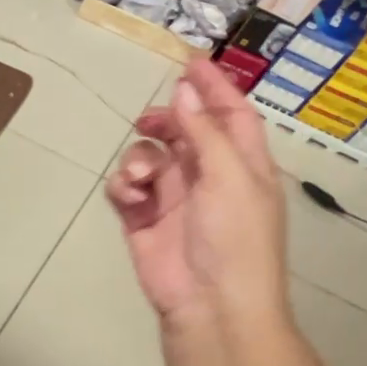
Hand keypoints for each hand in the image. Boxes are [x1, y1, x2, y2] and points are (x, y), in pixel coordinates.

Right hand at [106, 59, 288, 333]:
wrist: (210, 303)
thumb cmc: (235, 239)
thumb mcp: (228, 177)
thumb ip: (205, 133)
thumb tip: (185, 92)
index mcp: (243, 165)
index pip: (231, 115)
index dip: (213, 88)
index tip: (188, 62)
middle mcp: (208, 177)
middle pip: (184, 132)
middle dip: (164, 122)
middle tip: (146, 121)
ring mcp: (173, 199)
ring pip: (148, 159)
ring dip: (138, 160)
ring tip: (139, 181)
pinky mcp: (143, 220)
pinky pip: (126, 189)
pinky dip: (123, 188)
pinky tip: (130, 198)